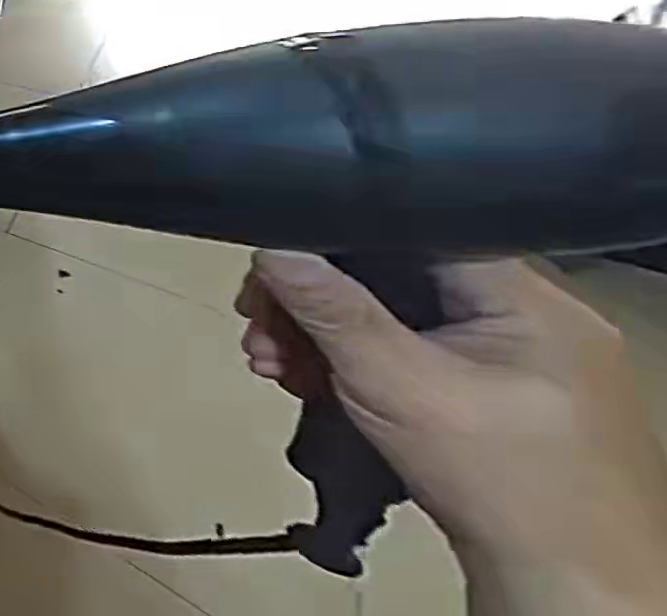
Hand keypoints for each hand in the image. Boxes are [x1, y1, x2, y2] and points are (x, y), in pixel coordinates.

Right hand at [238, 253, 666, 612]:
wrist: (562, 588)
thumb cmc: (492, 476)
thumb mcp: (394, 383)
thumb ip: (331, 309)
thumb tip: (270, 247)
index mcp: (527, 302)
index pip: (405, 237)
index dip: (325, 244)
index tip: (265, 274)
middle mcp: (520, 315)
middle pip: (381, 276)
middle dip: (303, 301)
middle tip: (255, 327)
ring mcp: (501, 351)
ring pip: (378, 312)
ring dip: (310, 334)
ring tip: (270, 364)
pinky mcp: (478, 382)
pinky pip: (392, 345)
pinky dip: (339, 358)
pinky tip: (301, 378)